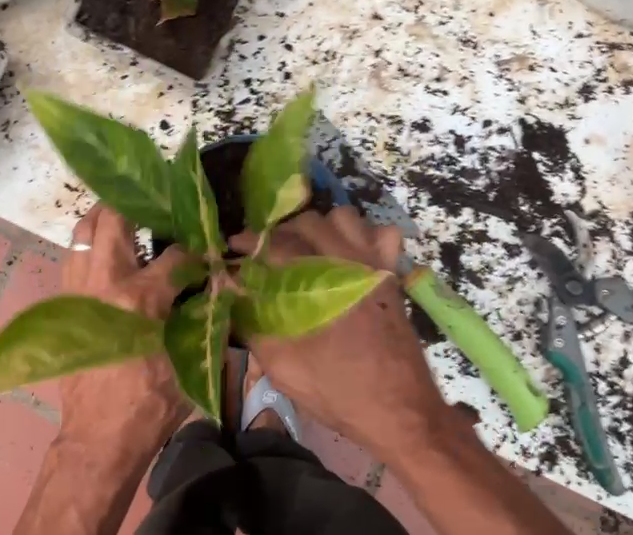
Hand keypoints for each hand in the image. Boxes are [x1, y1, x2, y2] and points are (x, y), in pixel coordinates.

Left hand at [54, 204, 193, 463]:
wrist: (100, 438)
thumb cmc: (151, 403)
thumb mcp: (190, 361)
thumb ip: (205, 316)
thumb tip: (221, 287)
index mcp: (141, 299)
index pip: (175, 255)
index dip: (194, 250)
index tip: (202, 250)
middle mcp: (105, 283)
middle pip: (114, 219)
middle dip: (136, 207)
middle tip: (153, 208)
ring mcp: (78, 290)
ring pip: (84, 232)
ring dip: (104, 220)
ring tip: (125, 220)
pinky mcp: (63, 303)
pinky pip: (73, 257)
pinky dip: (88, 246)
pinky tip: (105, 254)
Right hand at [231, 208, 456, 454]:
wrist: (402, 413)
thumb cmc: (340, 392)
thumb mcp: (284, 368)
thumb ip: (253, 326)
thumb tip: (231, 294)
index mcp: (319, 283)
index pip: (277, 243)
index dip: (251, 242)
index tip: (234, 247)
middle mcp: (348, 262)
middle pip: (307, 223)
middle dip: (281, 232)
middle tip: (267, 253)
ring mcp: (375, 264)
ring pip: (343, 219)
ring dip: (320, 227)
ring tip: (306, 249)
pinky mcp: (392, 274)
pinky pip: (381, 235)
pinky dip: (363, 235)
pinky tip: (349, 254)